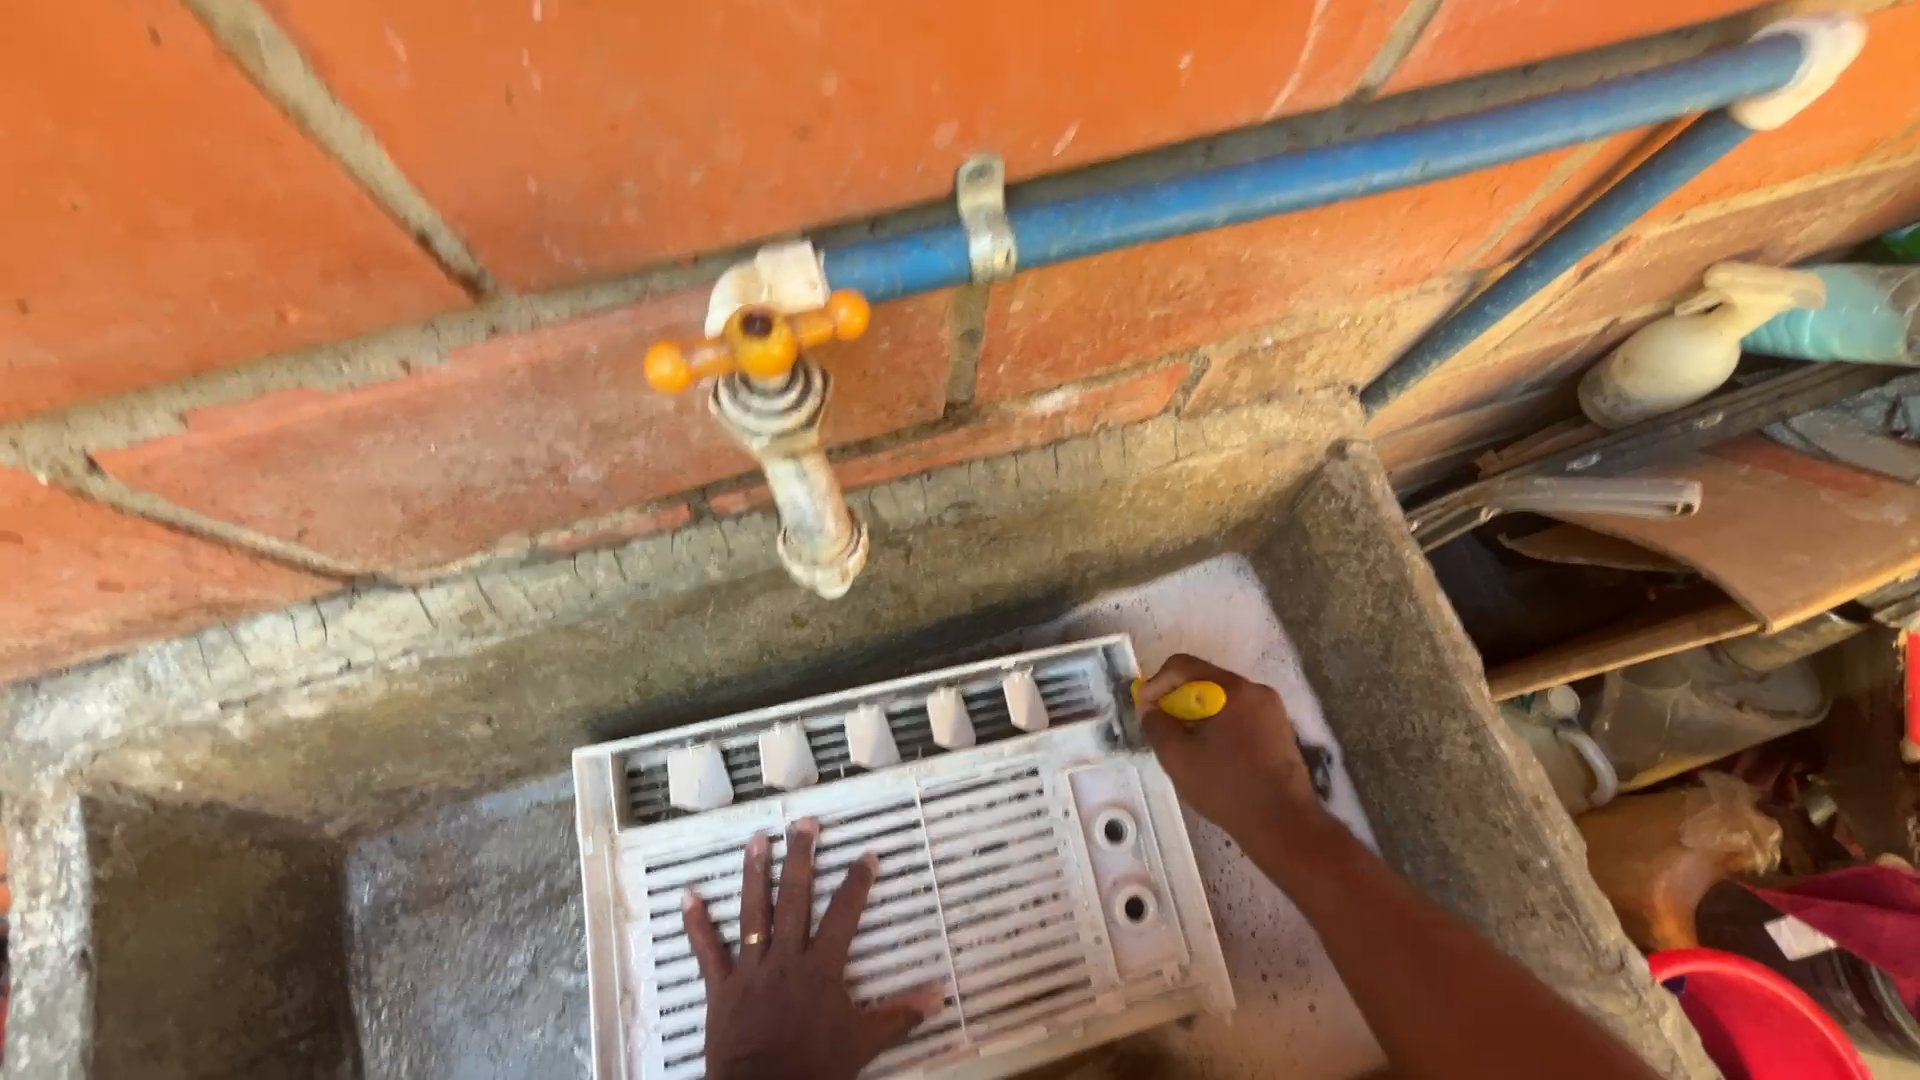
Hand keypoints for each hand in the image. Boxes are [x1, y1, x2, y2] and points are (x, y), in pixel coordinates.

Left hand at [682, 819, 944, 1079]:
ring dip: (754, 874)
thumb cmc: (815, 1067)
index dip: (857, 883)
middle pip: (795, 898)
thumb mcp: (863, 1042)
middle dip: (801, 858)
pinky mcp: (722, 986)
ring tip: (757, 838)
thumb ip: (899, 1015)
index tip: (867, 855)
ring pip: (753, 913)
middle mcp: (786, 957)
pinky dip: (696, 923)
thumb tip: (938, 997)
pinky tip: (688, 895)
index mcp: (821, 967)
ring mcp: (751, 969)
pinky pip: (707, 950)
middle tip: (805, 823)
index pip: (845, 914)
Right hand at [1137, 654, 1331, 844]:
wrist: (1283, 824)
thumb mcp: (1177, 756)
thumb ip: (1155, 724)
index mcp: (1232, 689)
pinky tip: (1214, 754)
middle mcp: (1256, 690)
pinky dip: (1220, 724)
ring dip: (1198, 714)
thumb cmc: (1227, 786)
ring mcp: (1272, 710)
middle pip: (1204, 680)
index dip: (1156, 682)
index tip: (1146, 708)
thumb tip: (1149, 708)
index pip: (1183, 665)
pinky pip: (1240, 715)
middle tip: (1164, 727)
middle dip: (1177, 700)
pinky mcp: (1280, 730)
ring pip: (1223, 699)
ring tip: (1187, 743)